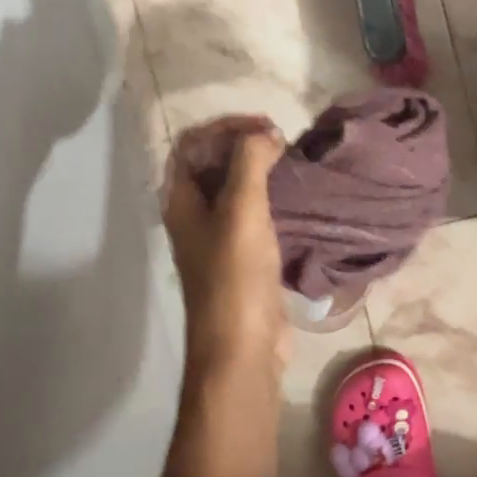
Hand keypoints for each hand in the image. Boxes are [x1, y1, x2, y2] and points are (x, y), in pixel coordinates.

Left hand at [163, 115, 287, 373]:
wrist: (242, 350)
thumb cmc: (235, 277)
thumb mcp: (242, 211)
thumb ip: (250, 162)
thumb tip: (265, 133)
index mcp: (181, 201)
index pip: (192, 143)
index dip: (224, 126)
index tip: (264, 127)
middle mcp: (193, 215)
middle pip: (211, 162)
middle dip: (243, 143)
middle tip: (282, 140)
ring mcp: (217, 238)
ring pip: (233, 187)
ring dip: (258, 168)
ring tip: (291, 161)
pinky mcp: (241, 257)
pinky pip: (252, 213)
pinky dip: (270, 195)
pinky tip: (295, 196)